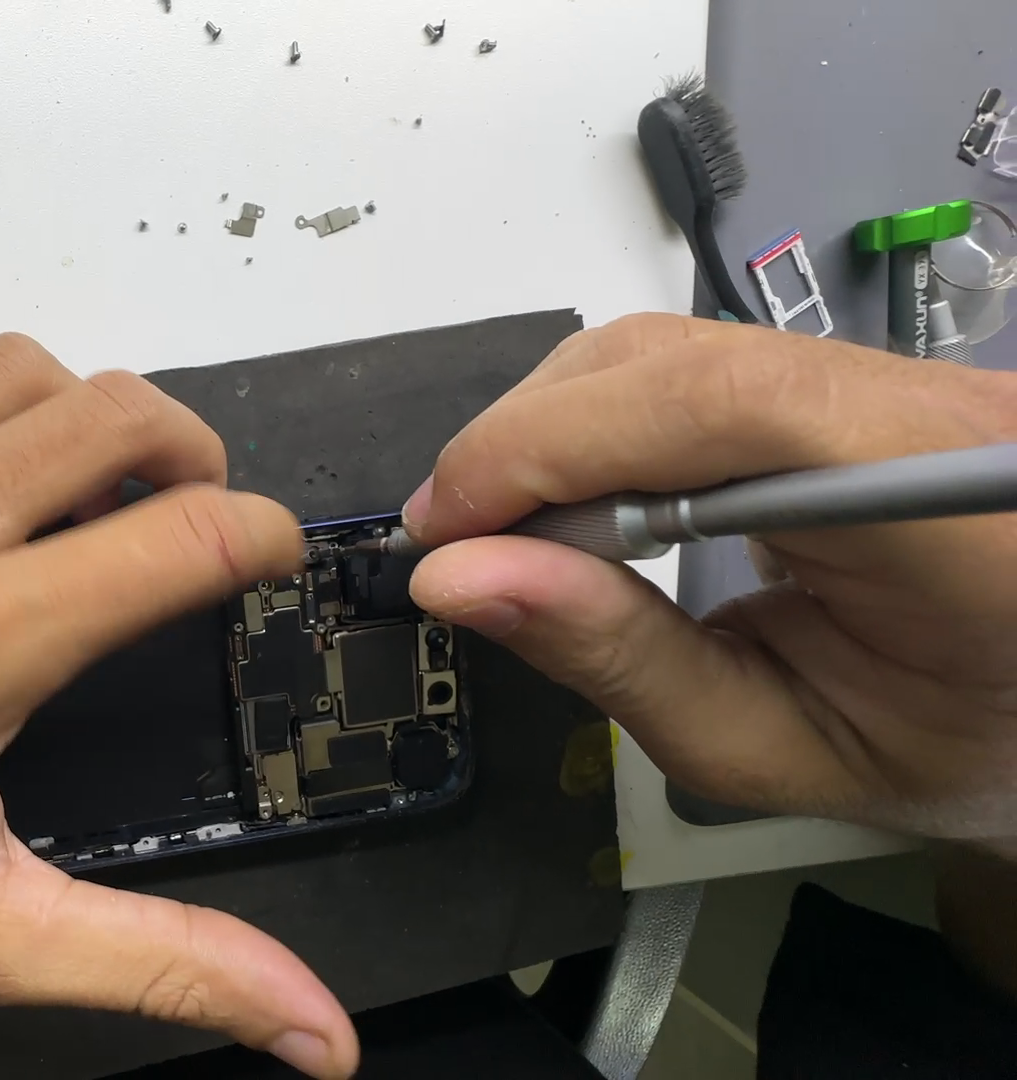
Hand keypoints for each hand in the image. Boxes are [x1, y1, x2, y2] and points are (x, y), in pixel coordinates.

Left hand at [0, 331, 356, 1074]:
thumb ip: (164, 964)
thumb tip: (318, 1030)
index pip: (177, 541)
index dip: (262, 536)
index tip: (271, 557)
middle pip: (110, 414)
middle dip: (192, 453)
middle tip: (193, 517)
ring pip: (18, 369)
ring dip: (87, 414)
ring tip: (90, 492)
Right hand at [404, 315, 1016, 842]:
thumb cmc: (927, 750)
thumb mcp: (757, 744)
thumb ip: (608, 655)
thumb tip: (449, 576)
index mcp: (957, 512)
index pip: (719, 408)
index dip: (543, 447)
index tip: (443, 531)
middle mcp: (931, 406)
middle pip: (658, 361)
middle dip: (515, 447)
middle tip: (456, 542)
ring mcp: (882, 376)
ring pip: (642, 353)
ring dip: (533, 437)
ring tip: (506, 531)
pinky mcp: (828, 378)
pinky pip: (657, 372)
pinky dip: (570, 432)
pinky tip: (564, 501)